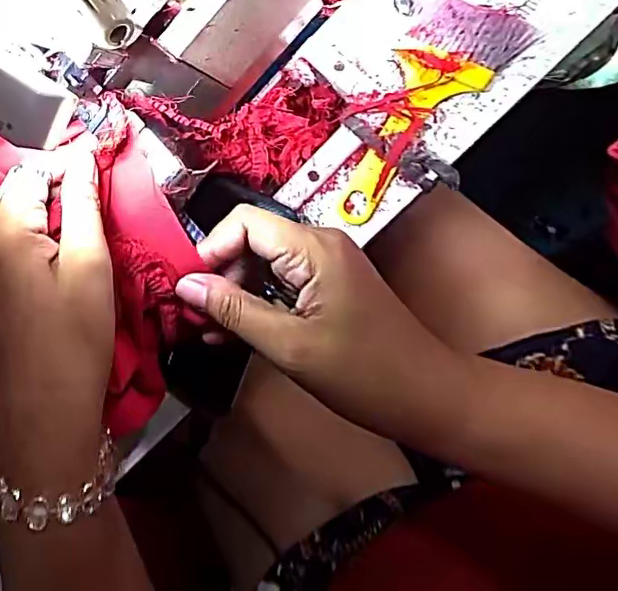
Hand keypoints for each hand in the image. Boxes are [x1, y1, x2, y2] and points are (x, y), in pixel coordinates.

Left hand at [0, 147, 114, 489]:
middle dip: (57, 185)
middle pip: (18, 188)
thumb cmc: (73, 339)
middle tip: (96, 204)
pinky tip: (55, 256)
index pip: (36, 168)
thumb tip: (84, 155)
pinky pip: (1, 240)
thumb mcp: (90, 263)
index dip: (71, 166)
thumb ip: (83, 201)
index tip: (104, 173)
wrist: (40, 418)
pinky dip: (29, 234)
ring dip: (44, 210)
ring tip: (81, 230)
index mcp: (2, 229)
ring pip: (9, 212)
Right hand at [175, 205, 466, 445]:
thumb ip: (234, 311)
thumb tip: (187, 286)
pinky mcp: (330, 278)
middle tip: (201, 315)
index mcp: (314, 247)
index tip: (193, 287)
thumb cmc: (368, 374)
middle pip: (252, 238)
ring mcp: (327, 259)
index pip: (245, 221)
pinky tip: (242, 329)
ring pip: (264, 259)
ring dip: (238, 291)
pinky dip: (260, 298)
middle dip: (222, 274)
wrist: (429, 396)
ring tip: (217, 329)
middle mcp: (320, 242)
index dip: (212, 249)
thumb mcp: (290, 346)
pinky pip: (283, 276)